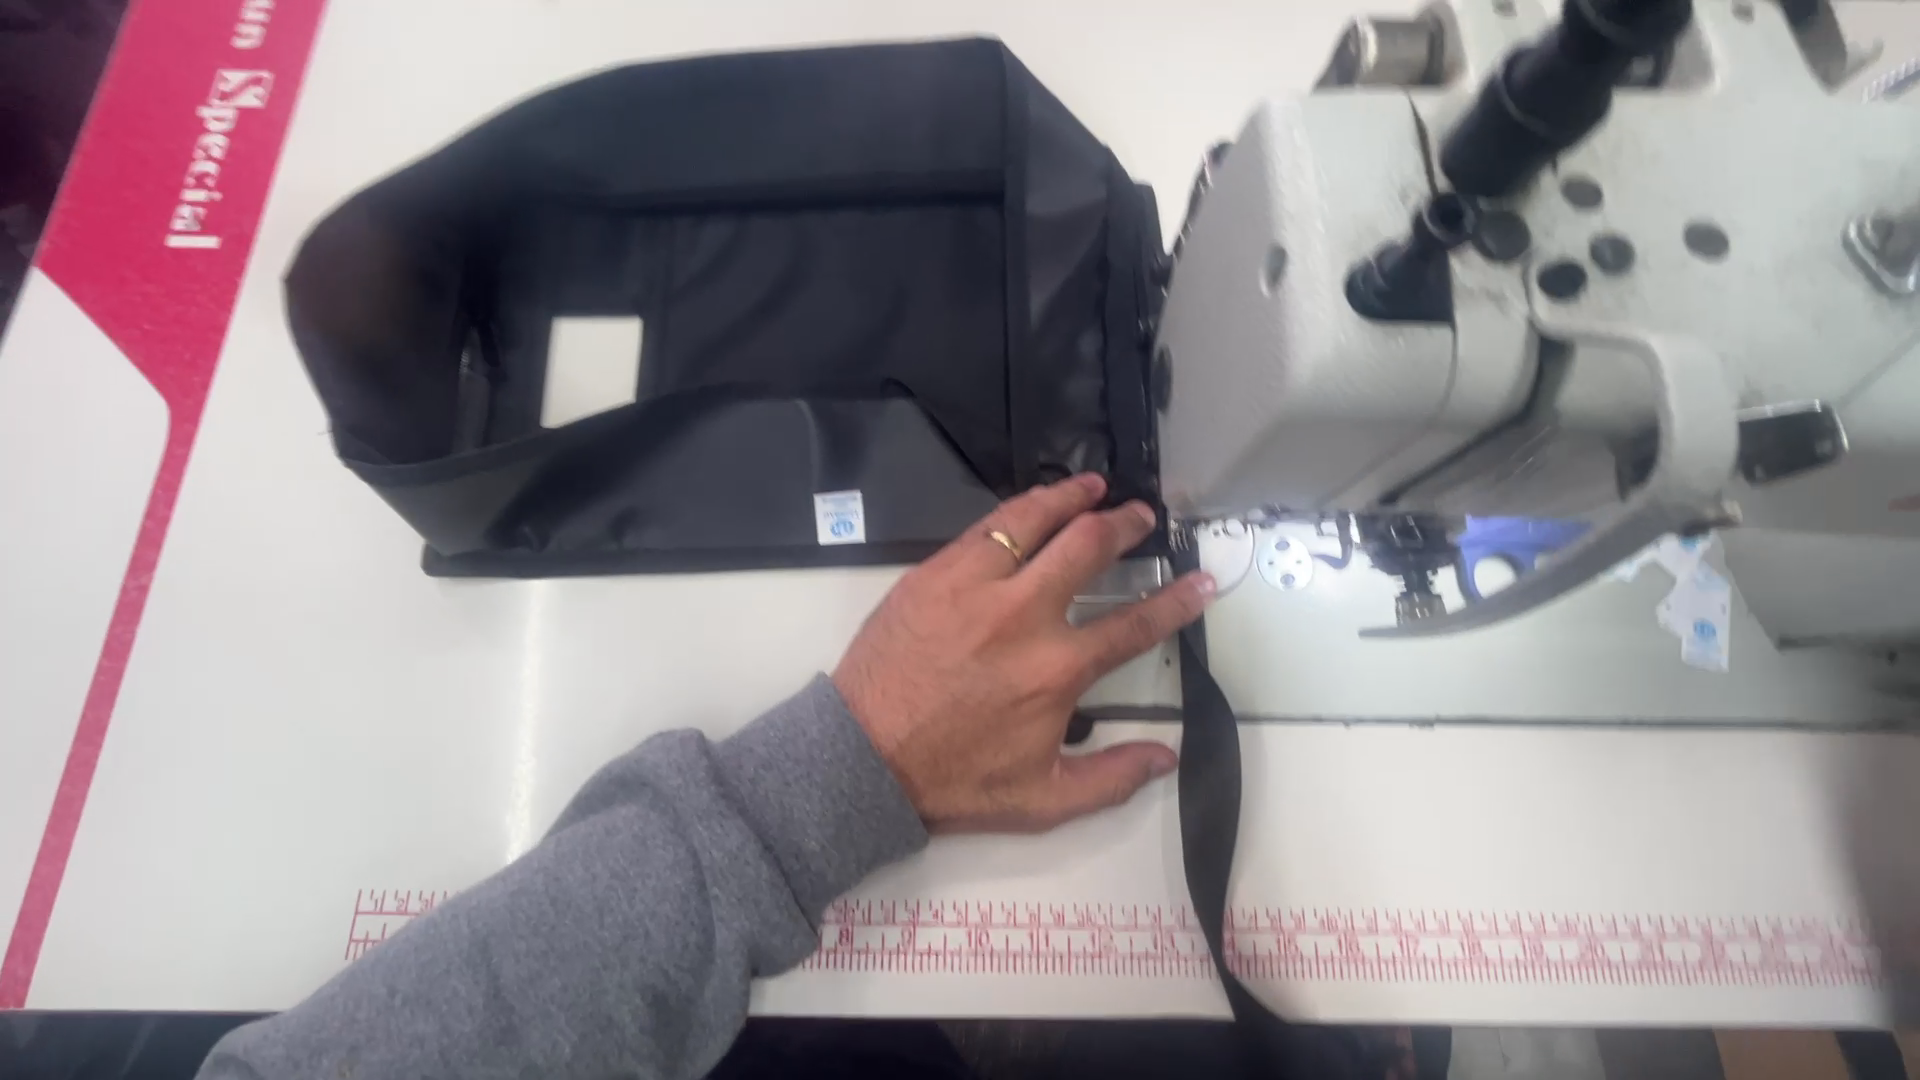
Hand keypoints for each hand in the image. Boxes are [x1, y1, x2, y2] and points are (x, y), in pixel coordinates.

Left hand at [833, 473, 1215, 832]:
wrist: (864, 755)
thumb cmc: (952, 778)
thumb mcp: (1042, 800)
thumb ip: (1111, 779)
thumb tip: (1165, 757)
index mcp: (1056, 669)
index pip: (1134, 624)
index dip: (1176, 600)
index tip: (1199, 581)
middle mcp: (1023, 616)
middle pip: (1088, 548)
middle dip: (1125, 524)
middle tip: (1140, 515)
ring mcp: (975, 586)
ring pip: (1035, 520)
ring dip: (1072, 497)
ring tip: (1093, 485)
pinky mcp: (935, 573)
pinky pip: (985, 526)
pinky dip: (1018, 508)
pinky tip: (1032, 502)